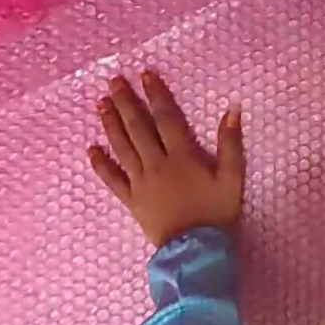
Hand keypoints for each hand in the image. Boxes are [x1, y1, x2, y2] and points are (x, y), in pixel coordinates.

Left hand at [88, 72, 244, 246]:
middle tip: (114, 81)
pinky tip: (91, 149)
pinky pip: (112, 179)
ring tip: (101, 104)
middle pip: (138, 128)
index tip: (145, 74)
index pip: (165, 118)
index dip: (155, 94)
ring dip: (111, 124)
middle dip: (126, 102)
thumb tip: (232, 110)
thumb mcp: (232, 178)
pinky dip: (101, 164)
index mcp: (182, 156)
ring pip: (122, 147)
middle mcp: (157, 163)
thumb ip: (230, 144)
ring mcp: (140, 182)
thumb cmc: (217, 213)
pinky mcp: (132, 200)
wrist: (196, 249)